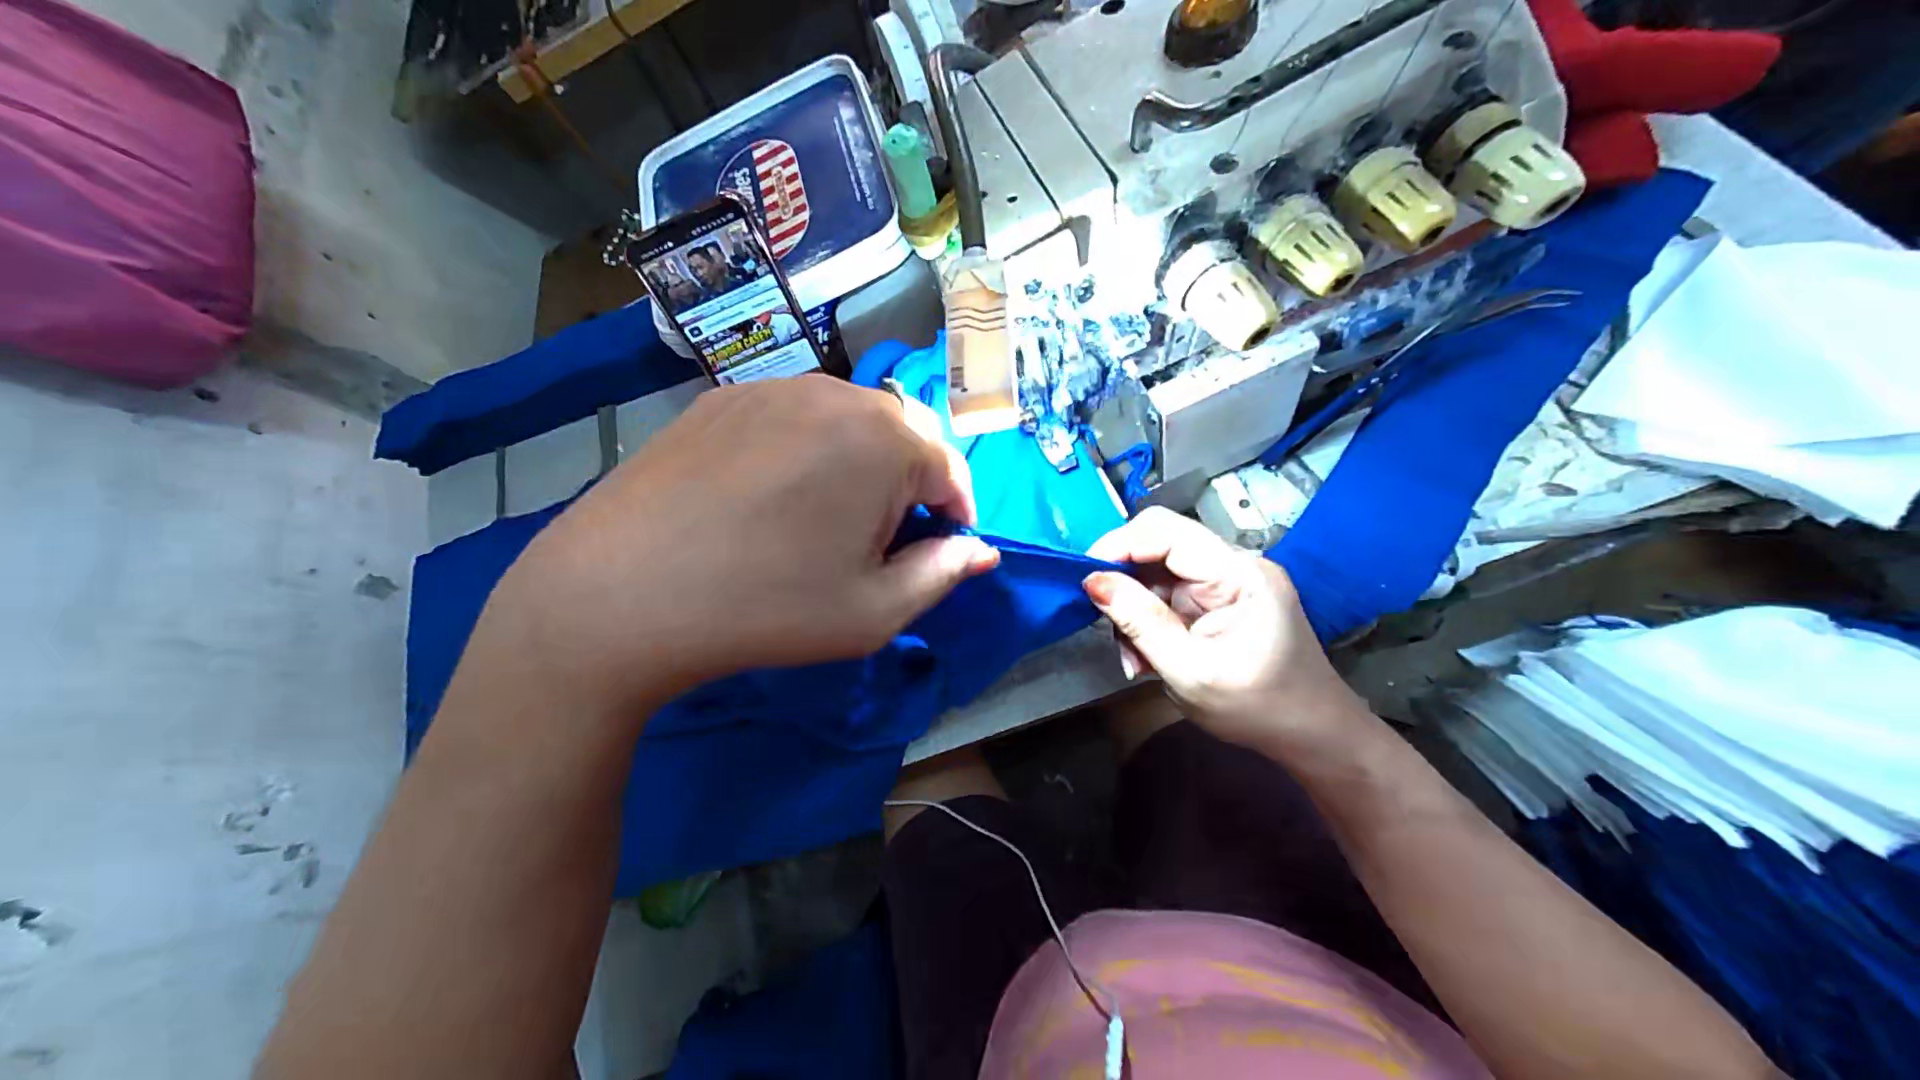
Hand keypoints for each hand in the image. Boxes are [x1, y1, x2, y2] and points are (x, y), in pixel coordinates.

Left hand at [460, 376, 1000, 717]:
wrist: (619, 593)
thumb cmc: (766, 609)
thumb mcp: (873, 613)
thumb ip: (942, 574)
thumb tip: (982, 550)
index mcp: (883, 440)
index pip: (950, 468)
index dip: (955, 515)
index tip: (936, 553)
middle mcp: (834, 395)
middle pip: (903, 434)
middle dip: (909, 483)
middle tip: (878, 540)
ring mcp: (771, 388)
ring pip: (846, 419)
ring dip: (858, 462)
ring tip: (823, 518)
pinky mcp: (720, 399)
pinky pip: (790, 416)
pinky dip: (805, 450)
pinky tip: (769, 498)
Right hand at [1081, 507, 1370, 754]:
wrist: (1311, 736)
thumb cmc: (1258, 708)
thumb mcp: (1189, 670)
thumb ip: (1140, 622)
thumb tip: (1092, 580)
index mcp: (1238, 573)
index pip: (1164, 531)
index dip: (1118, 546)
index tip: (1084, 578)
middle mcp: (1233, 565)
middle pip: (1157, 549)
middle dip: (1125, 586)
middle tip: (1110, 628)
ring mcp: (1225, 583)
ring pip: (1156, 576)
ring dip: (1135, 613)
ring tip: (1136, 660)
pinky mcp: (1217, 601)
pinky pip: (1168, 597)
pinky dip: (1149, 623)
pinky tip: (1149, 657)